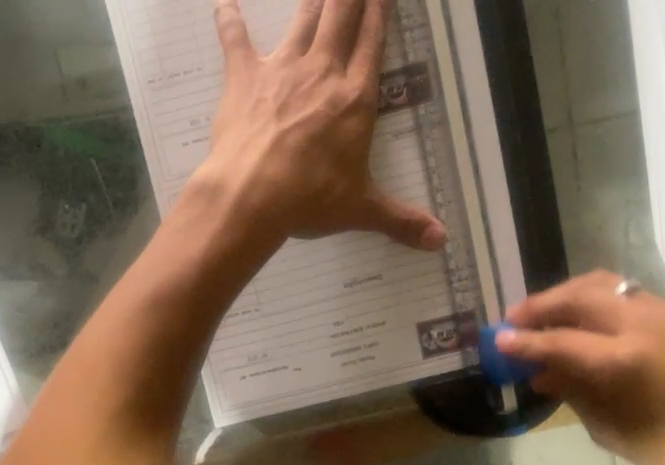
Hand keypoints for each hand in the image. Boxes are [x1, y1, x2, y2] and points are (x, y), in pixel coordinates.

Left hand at [194, 0, 446, 252]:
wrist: (252, 195)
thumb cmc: (310, 200)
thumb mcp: (361, 210)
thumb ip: (402, 221)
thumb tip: (441, 241)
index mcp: (356, 98)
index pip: (374, 40)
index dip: (380, 8)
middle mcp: (323, 72)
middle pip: (342, 12)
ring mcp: (282, 69)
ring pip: (303, 16)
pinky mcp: (244, 76)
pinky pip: (234, 36)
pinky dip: (228, 15)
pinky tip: (223, 0)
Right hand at [497, 271, 664, 464]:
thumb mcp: (611, 428)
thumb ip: (574, 393)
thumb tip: (541, 374)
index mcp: (623, 360)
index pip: (560, 341)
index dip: (524, 341)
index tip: (496, 339)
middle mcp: (641, 324)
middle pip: (578, 296)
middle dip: (541, 305)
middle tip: (514, 320)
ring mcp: (661, 312)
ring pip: (603, 286)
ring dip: (568, 295)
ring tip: (544, 314)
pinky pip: (623, 294)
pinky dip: (594, 300)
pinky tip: (582, 320)